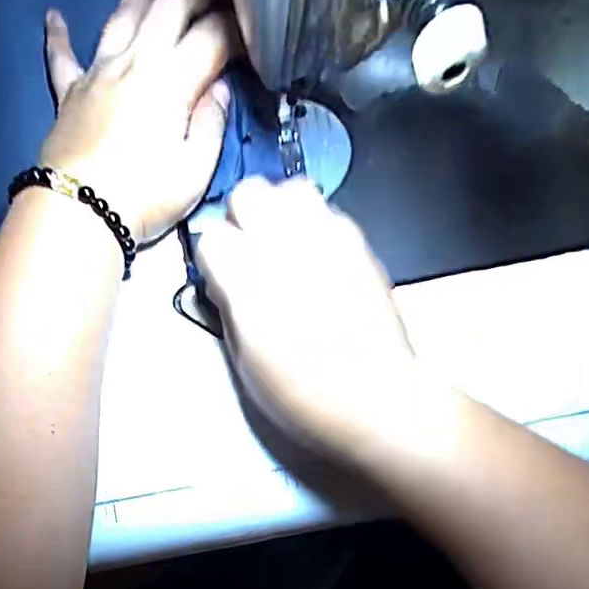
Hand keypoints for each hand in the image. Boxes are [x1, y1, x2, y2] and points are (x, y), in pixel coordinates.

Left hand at [41, 0, 237, 244]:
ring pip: (122, 17)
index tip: (250, 22)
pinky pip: (62, 55)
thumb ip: (211, 126)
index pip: (210, 39)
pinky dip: (59, 35)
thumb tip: (218, 91)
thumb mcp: (194, 172)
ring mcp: (98, 72)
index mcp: (172, 82)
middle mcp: (135, 62)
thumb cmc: (145, 197)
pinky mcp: (69, 92)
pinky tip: (54, 16)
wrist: (81, 209)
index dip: (234, 27)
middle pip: (168, 8)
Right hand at [197, 177, 449, 459]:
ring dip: (282, 213)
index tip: (224, 280)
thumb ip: (231, 312)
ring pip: (292, 190)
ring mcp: (328, 239)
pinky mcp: (360, 244)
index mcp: (248, 280)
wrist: (376, 399)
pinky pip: (330, 213)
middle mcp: (285, 245)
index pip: (211, 236)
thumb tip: (226, 286)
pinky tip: (321, 262)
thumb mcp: (248, 365)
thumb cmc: (307, 397)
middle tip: (252, 254)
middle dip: (243, 219)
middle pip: (249, 193)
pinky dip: (317, 227)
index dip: (215, 260)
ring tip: (288, 248)